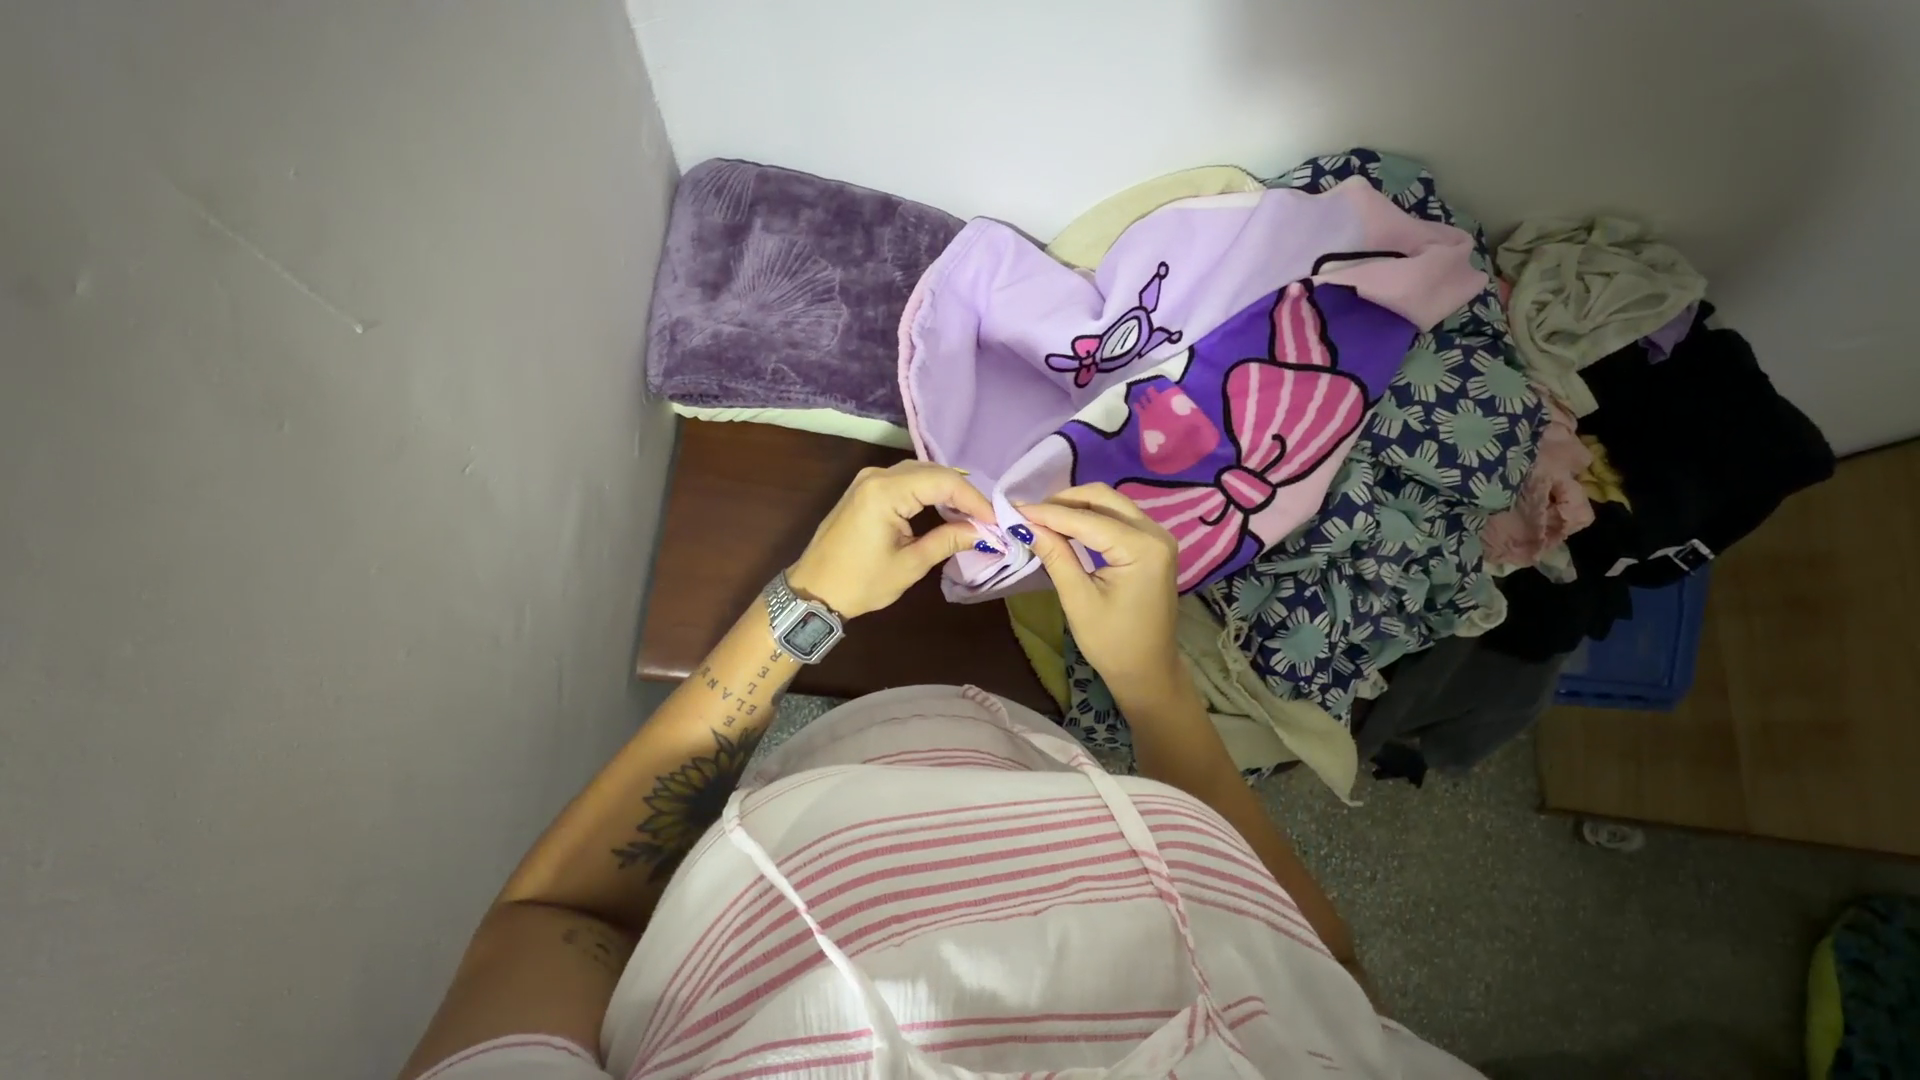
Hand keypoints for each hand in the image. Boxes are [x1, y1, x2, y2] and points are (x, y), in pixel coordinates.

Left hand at [787, 461, 992, 618]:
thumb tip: (984, 532)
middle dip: (963, 491)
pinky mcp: (864, 489)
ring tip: (972, 514)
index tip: (997, 519)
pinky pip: (904, 480)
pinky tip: (945, 508)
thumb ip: (948, 540)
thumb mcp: (910, 564)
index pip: (943, 481)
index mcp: (885, 491)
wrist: (813, 592)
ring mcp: (867, 479)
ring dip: (947, 489)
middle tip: (989, 516)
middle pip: (932, 471)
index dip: (974, 498)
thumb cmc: (861, 582)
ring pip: (919, 472)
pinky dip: (928, 491)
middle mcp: (876, 476)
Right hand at [1019, 484, 1187, 704]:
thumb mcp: (1078, 599)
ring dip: (1075, 507)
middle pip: (1102, 498)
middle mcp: (1156, 533)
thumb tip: (1024, 524)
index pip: (1087, 519)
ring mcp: (1158, 536)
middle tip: (1027, 514)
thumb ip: (1055, 555)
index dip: (1048, 513)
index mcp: (1142, 548)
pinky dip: (1090, 517)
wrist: (1148, 670)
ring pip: (1110, 504)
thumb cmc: (1112, 643)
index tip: (1012, 509)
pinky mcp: (1153, 544)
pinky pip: (1118, 517)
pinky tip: (1065, 526)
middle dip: (1062, 502)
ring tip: (1041, 519)